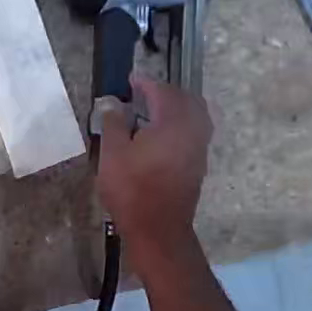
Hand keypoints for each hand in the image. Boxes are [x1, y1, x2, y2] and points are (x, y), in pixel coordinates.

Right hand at [97, 74, 212, 249]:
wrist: (157, 230)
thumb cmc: (131, 190)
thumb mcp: (112, 154)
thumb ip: (113, 123)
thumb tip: (113, 103)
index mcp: (172, 124)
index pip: (163, 93)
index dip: (147, 83)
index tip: (131, 80)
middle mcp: (192, 132)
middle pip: (188, 100)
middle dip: (167, 92)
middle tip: (145, 93)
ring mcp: (199, 150)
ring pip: (196, 116)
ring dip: (178, 107)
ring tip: (154, 111)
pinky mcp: (198, 166)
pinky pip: (196, 132)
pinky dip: (181, 123)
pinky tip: (161, 134)